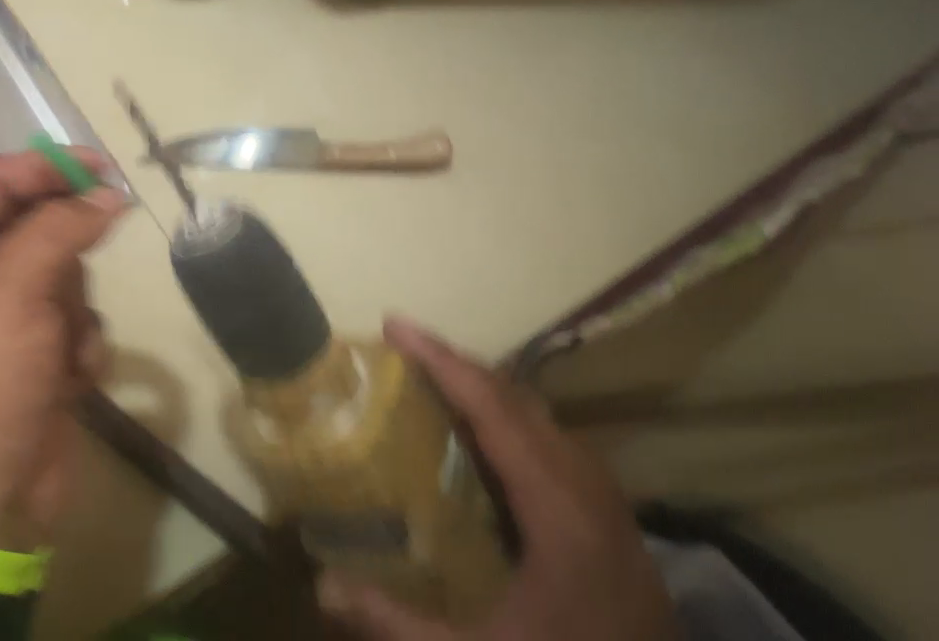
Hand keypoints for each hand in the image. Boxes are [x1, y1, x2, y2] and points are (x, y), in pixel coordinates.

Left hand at [0, 149, 127, 550]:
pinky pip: (80, 324)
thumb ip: (59, 229)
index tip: (103, 168)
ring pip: (69, 277)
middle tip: (69, 281)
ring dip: (74, 311)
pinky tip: (68, 382)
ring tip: (57, 348)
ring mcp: (10, 317)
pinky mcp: (41, 356)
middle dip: (65, 259)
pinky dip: (82, 348)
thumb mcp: (11, 290)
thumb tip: (108, 192)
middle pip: (40, 228)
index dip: (46, 168)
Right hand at [317, 317, 679, 640]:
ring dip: (490, 394)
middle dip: (461, 367)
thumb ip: (397, 622)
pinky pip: (560, 450)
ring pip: (548, 425)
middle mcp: (594, 502)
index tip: (396, 326)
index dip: (446, 364)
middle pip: (524, 407)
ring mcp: (613, 516)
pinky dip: (515, 425)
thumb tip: (321, 587)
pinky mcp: (618, 534)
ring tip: (435, 383)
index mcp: (563, 520)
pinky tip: (485, 445)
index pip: (499, 415)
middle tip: (402, 348)